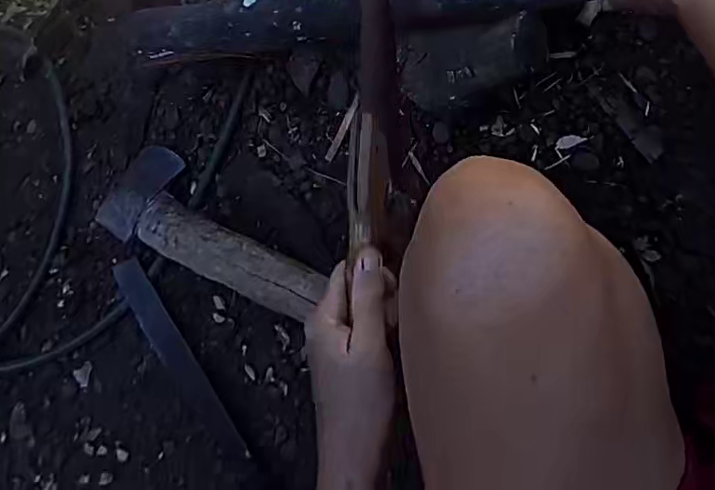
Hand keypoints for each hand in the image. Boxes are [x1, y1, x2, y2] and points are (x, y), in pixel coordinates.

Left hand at [307, 248, 397, 489]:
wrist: (356, 460)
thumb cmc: (360, 410)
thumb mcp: (370, 344)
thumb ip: (368, 297)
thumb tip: (368, 254)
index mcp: (323, 318)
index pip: (347, 270)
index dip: (372, 272)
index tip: (390, 289)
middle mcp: (325, 327)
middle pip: (359, 288)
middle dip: (382, 298)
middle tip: (390, 324)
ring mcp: (336, 345)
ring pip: (368, 310)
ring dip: (386, 319)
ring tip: (391, 344)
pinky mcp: (349, 360)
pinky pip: (370, 331)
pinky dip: (384, 337)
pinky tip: (390, 354)